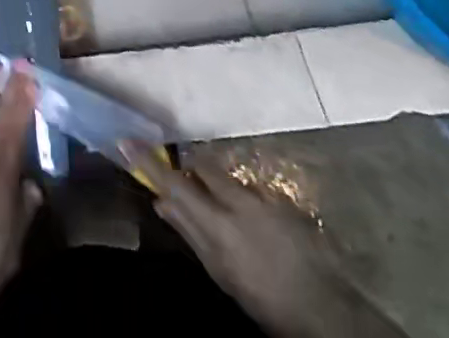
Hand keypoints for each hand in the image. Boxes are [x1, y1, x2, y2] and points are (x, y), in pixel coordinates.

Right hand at [127, 146, 404, 337]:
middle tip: (184, 179)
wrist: (321, 307)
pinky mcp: (283, 198)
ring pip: (228, 176)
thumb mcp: (219, 271)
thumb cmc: (260, 296)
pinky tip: (251, 222)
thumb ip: (189, 231)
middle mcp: (240, 200)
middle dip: (190, 166)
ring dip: (217, 183)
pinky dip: (241, 196)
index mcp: (218, 223)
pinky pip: (251, 187)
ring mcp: (264, 195)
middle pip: (204, 164)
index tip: (128, 141)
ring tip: (222, 211)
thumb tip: (161, 202)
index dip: (149, 162)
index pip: (175, 183)